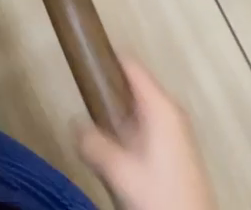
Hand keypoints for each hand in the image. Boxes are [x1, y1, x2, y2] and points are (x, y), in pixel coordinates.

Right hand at [77, 59, 214, 209]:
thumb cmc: (161, 193)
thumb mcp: (120, 170)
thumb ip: (92, 144)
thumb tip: (74, 123)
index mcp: (160, 105)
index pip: (130, 64)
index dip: (106, 57)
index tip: (83, 59)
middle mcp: (170, 108)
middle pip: (133, 84)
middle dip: (108, 91)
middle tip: (86, 101)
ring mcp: (175, 126)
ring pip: (138, 106)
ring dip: (117, 113)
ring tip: (98, 127)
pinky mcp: (176, 143)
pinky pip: (146, 121)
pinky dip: (128, 126)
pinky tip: (117, 148)